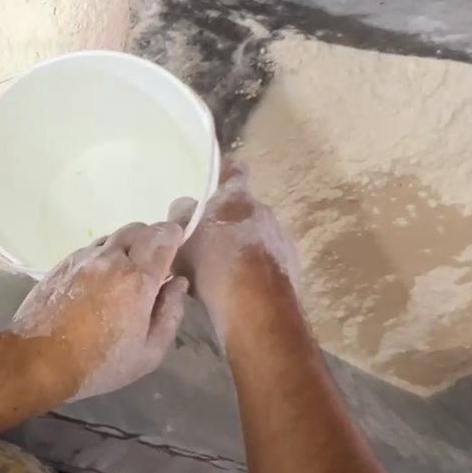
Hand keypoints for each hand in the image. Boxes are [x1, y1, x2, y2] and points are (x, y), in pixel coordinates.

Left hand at [9, 222, 190, 401]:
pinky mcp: (61, 264)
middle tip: (155, 267)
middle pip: (137, 229)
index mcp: (136, 278)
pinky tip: (100, 283)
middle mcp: (108, 259)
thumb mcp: (149, 351)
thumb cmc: (99, 363)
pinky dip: (103, 257)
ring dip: (126, 249)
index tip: (178, 251)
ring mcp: (81, 259)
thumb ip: (170, 313)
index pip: (163, 235)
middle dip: (152, 241)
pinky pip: (90, 249)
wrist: (37, 358)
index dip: (175, 236)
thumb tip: (177, 283)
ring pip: (112, 237)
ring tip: (125, 278)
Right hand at [170, 158, 299, 336]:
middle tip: (205, 236)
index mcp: (235, 199)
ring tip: (221, 267)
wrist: (254, 303)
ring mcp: (281, 237)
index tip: (216, 173)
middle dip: (227, 218)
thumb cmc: (212, 262)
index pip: (232, 171)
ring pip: (256, 233)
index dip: (224, 169)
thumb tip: (186, 205)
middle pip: (242, 207)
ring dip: (241, 243)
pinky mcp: (292, 264)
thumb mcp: (180, 238)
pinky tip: (238, 284)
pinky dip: (254, 265)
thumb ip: (181, 216)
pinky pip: (268, 257)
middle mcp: (263, 211)